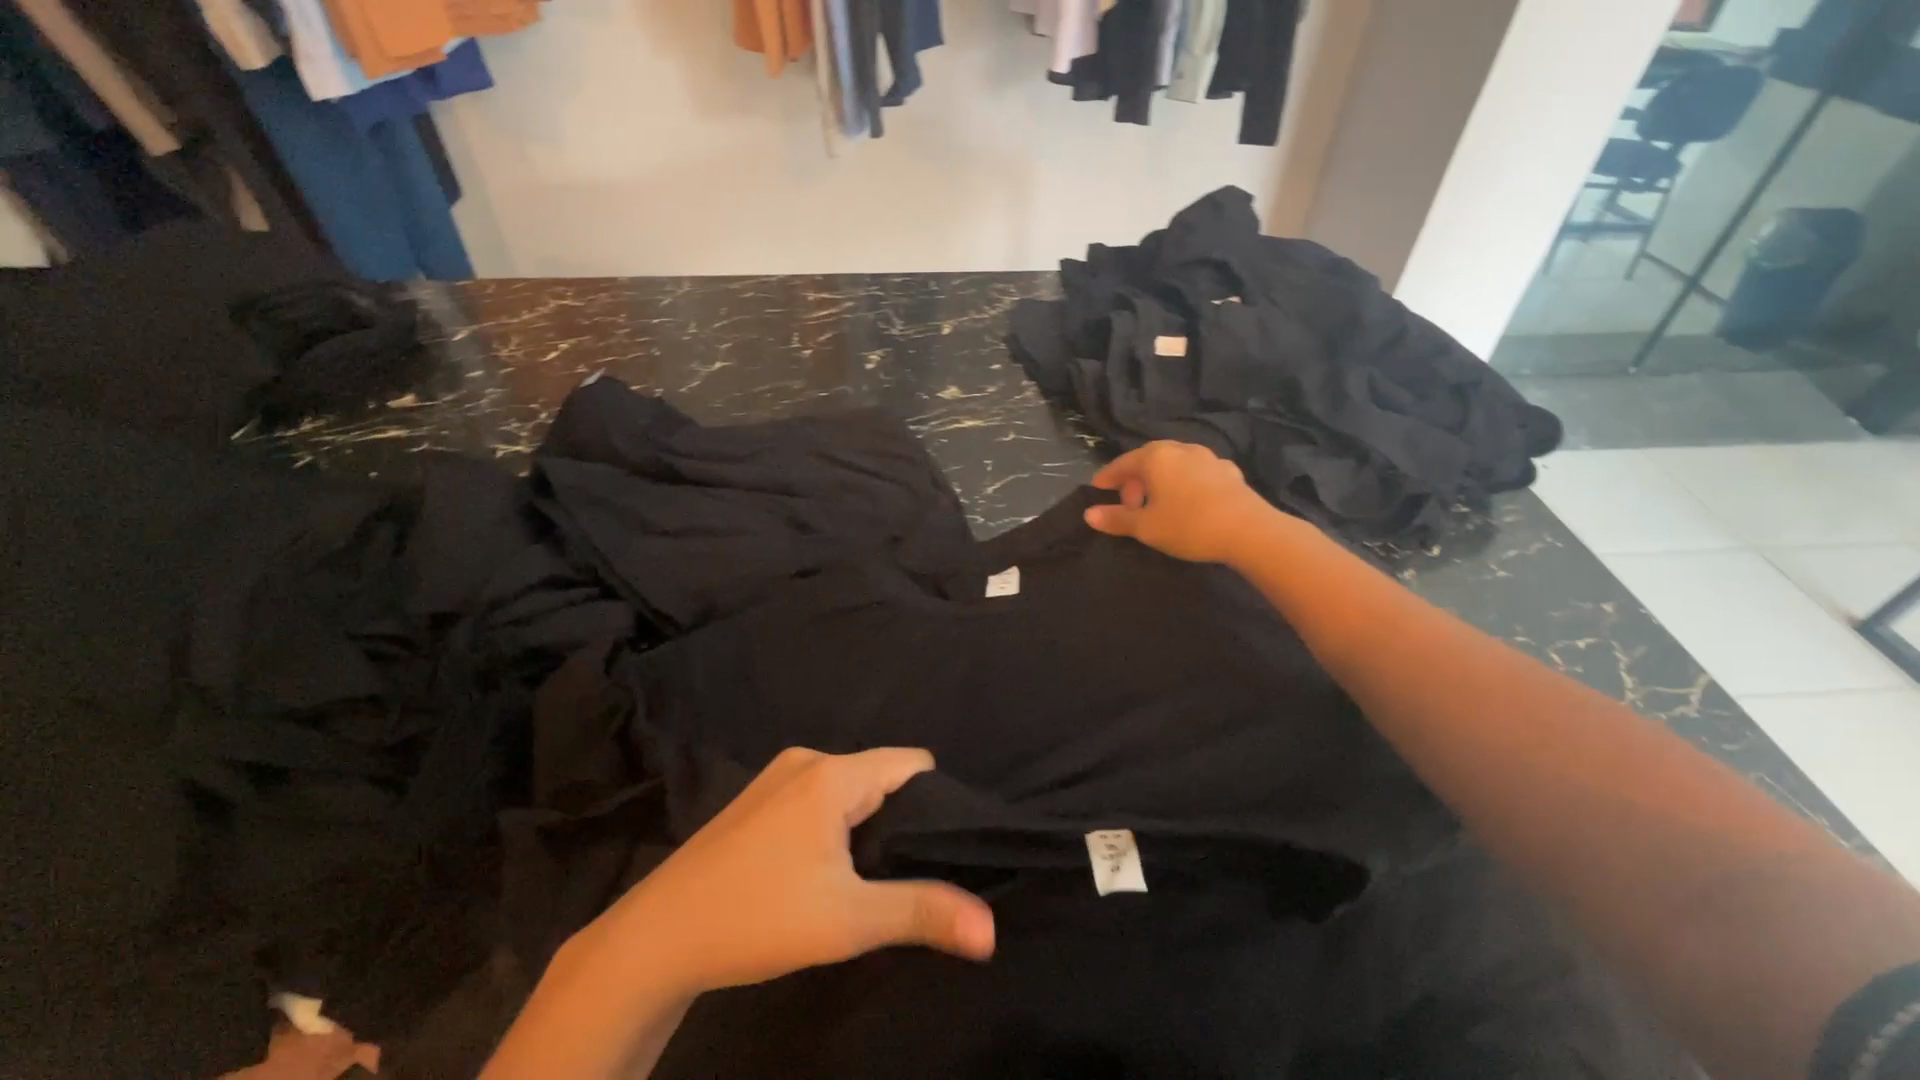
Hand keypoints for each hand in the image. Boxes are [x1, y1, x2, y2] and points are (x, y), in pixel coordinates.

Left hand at [583, 746, 995, 996]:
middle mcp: (805, 762)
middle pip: (881, 776)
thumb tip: (992, 929)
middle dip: (902, 820)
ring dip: (866, 828)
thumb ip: (923, 913)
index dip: (939, 802)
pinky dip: (834, 829)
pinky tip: (823, 873)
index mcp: (832, 775)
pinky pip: (817, 801)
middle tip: (910, 873)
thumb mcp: (849, 921)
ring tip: (871, 878)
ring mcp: (774, 780)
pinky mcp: (754, 804)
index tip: (948, 848)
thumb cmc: (759, 917)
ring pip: (848, 791)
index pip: (913, 764)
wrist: (657, 939)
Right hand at [1084, 441, 1286, 563]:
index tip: (1098, 490)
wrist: (1249, 530)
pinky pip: (1196, 474)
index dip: (1107, 478)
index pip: (1122, 464)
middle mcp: (1180, 449)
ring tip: (1159, 505)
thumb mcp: (1146, 527)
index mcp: (1155, 457)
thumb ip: (1117, 518)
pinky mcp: (1228, 471)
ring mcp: (1208, 458)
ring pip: (1174, 465)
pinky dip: (1184, 484)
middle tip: (1130, 505)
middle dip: (1135, 480)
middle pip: (1149, 460)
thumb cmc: (1188, 525)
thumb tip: (1089, 514)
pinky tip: (1189, 503)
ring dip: (1161, 481)